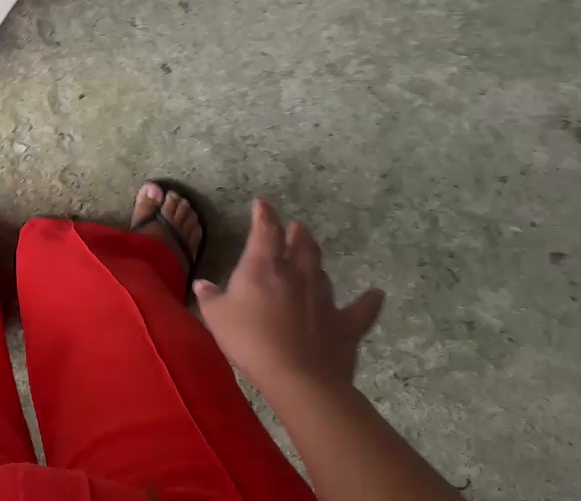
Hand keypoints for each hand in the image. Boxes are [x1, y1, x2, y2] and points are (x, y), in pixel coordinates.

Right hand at [195, 198, 385, 398]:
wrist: (299, 377)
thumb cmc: (249, 339)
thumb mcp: (216, 316)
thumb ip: (210, 296)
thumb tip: (203, 284)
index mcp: (261, 268)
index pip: (264, 232)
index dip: (264, 215)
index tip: (263, 203)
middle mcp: (295, 276)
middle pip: (300, 247)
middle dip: (297, 234)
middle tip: (298, 226)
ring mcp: (324, 299)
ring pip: (322, 271)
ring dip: (317, 260)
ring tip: (313, 253)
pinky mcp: (346, 324)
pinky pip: (362, 309)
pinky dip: (369, 300)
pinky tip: (376, 293)